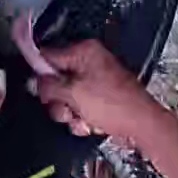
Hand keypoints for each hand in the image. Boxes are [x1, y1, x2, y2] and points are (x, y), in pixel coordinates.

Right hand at [32, 39, 169, 145]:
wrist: (141, 126)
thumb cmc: (113, 104)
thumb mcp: (74, 93)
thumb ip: (49, 86)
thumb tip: (35, 81)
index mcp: (84, 52)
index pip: (48, 55)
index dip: (39, 73)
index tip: (36, 88)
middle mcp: (88, 63)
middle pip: (55, 80)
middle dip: (58, 100)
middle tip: (68, 108)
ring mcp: (94, 82)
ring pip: (65, 98)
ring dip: (70, 113)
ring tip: (83, 118)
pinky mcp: (98, 99)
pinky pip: (78, 108)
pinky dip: (82, 119)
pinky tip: (91, 124)